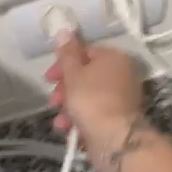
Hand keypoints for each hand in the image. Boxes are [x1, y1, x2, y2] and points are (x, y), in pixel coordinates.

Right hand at [45, 36, 146, 157]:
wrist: (115, 139)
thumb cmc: (92, 100)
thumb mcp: (74, 74)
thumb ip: (67, 54)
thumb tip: (65, 31)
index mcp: (114, 58)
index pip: (85, 53)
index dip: (63, 64)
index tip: (49, 78)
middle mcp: (122, 74)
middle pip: (86, 76)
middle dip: (65, 89)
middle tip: (53, 100)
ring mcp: (122, 98)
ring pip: (88, 97)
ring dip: (69, 107)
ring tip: (60, 121)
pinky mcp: (118, 118)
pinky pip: (95, 113)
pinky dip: (80, 119)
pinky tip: (68, 130)